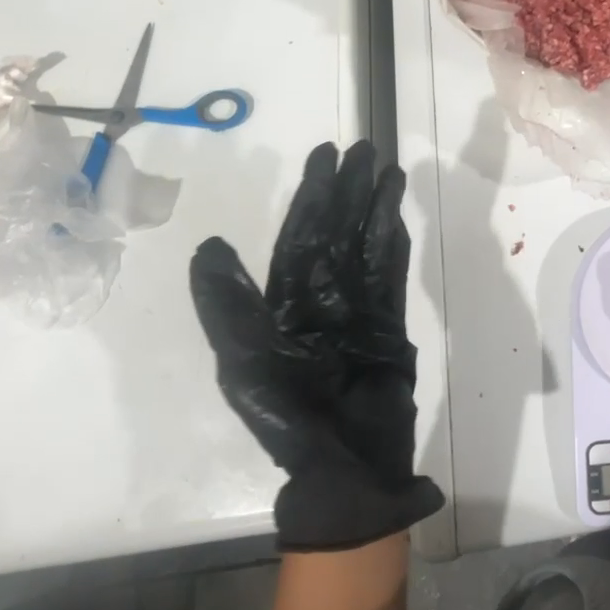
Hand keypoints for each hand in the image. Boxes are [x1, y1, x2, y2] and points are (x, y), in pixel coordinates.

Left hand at [189, 141, 443, 551]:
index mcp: (281, 302)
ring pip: (367, 243)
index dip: (311, 194)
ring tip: (388, 168)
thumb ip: (226, 303)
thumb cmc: (286, 415)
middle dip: (348, 188)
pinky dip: (396, 240)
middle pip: (336, 229)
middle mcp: (320, 296)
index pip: (299, 234)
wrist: (342, 461)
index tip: (324, 156)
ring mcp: (358, 307)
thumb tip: (211, 243)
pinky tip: (398, 212)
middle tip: (364, 147)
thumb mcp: (241, 359)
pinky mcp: (389, 322)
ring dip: (377, 205)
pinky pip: (392, 272)